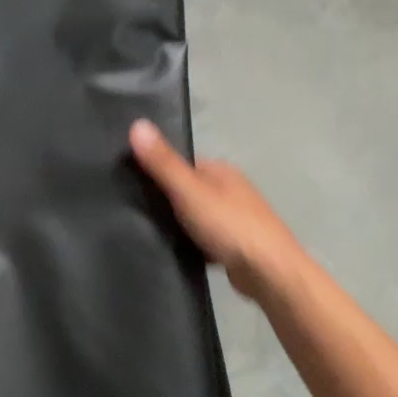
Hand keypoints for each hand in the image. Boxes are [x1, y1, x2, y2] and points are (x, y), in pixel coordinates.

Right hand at [128, 120, 304, 298]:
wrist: (269, 273)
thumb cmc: (229, 226)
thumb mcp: (188, 190)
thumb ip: (162, 162)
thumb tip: (137, 123)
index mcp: (220, 171)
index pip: (179, 162)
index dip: (154, 169)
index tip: (128, 183)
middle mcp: (230, 189)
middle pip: (186, 188)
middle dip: (164, 198)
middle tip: (132, 209)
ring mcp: (235, 217)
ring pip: (194, 213)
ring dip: (176, 221)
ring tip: (145, 230)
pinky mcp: (235, 244)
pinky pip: (203, 236)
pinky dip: (189, 241)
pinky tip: (174, 250)